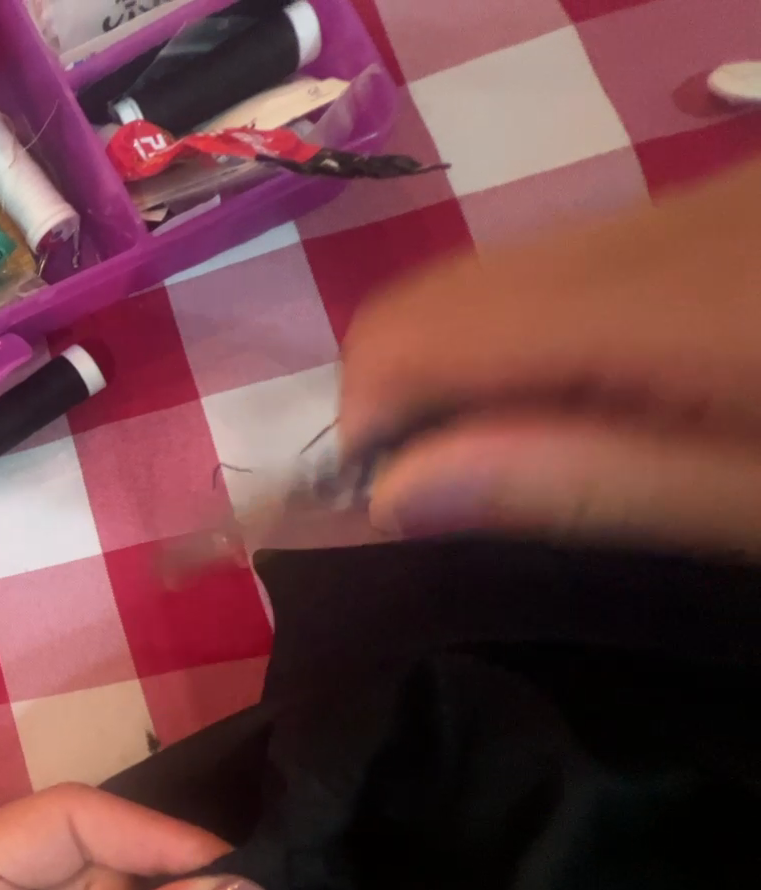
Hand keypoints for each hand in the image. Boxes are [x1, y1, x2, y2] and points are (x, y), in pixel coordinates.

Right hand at [341, 155, 760, 554]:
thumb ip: (576, 485)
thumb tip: (391, 494)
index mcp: (674, 298)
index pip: (409, 333)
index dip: (364, 413)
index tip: (393, 492)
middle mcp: (667, 222)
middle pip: (434, 298)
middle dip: (405, 392)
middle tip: (461, 475)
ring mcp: (698, 200)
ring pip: (487, 280)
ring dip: (465, 365)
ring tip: (541, 435)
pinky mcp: (722, 203)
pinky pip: (553, 266)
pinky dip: (524, 335)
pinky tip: (600, 382)